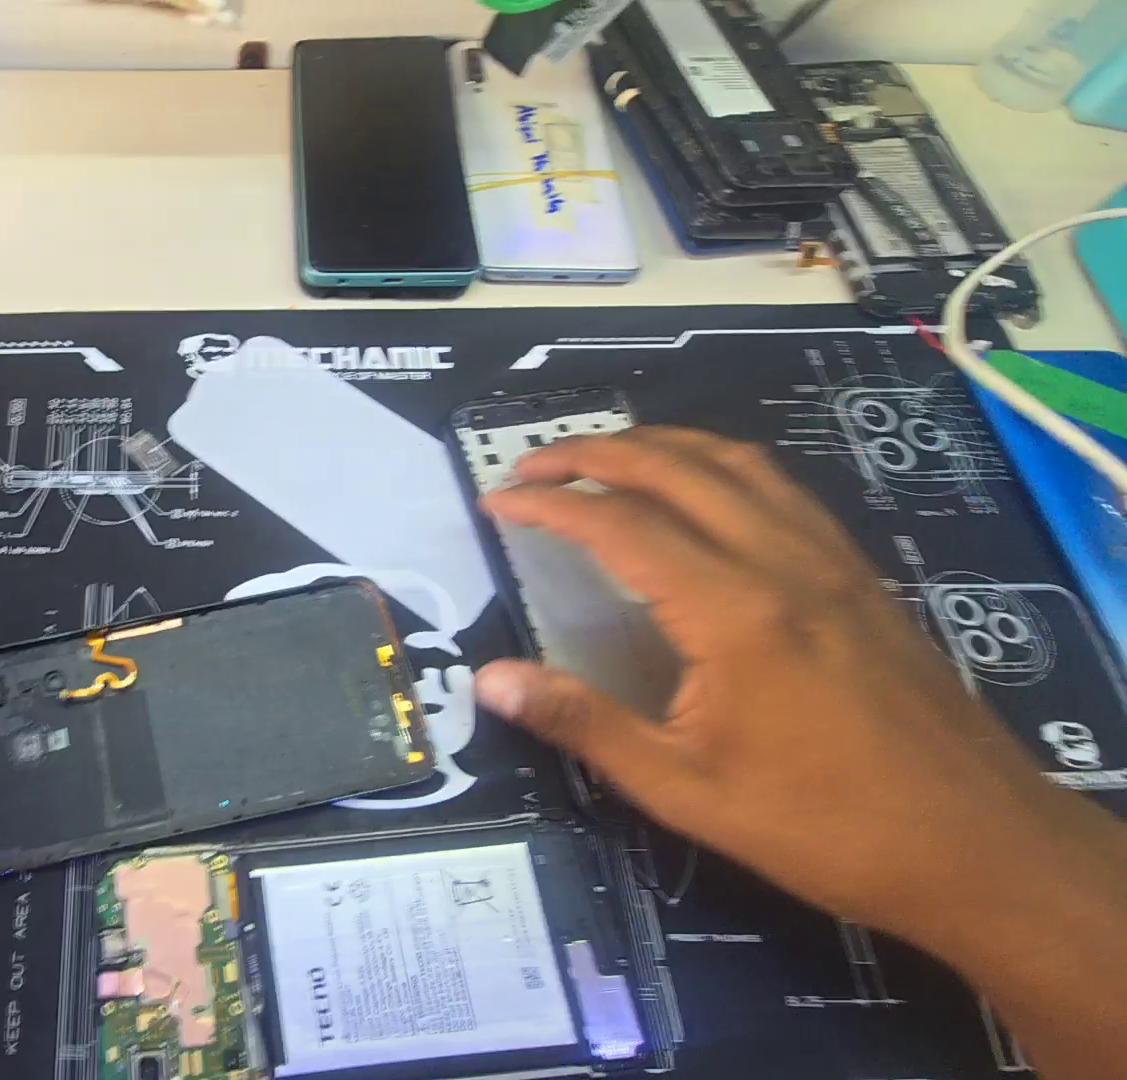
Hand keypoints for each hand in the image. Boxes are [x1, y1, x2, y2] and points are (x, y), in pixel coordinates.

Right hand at [473, 428, 1116, 944]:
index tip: (494, 499)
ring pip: (733, 462)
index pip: (620, 524)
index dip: (547, 503)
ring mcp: (829, 561)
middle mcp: (783, 564)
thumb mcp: (680, 788)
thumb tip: (489, 679)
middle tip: (530, 465)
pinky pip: (776, 487)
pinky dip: (712, 464)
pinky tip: (691, 490)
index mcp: (733, 612)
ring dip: (654, 445)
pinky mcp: (857, 574)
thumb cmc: (820, 825)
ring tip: (596, 456)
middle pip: (675, 468)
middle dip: (591, 452)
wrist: (987, 855)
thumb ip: (579, 722)